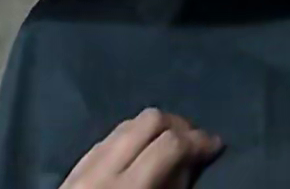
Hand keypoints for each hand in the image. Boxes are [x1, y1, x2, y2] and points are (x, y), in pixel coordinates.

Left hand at [59, 109, 223, 188]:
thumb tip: (187, 167)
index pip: (168, 146)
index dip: (198, 141)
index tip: (216, 145)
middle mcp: (103, 170)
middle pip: (149, 120)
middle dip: (178, 124)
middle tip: (195, 141)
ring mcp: (84, 166)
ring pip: (127, 123)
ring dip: (154, 128)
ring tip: (171, 144)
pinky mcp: (73, 170)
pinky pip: (108, 138)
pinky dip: (131, 138)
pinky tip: (140, 154)